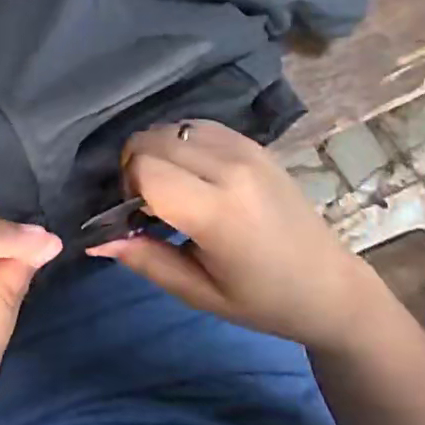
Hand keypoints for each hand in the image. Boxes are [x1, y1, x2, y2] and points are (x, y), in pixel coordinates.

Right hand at [89, 120, 377, 351]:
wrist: (330, 285)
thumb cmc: (262, 300)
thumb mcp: (199, 293)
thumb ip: (144, 259)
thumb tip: (94, 238)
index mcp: (218, 211)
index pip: (145, 169)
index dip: (129, 188)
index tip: (139, 215)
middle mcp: (230, 167)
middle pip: (151, 139)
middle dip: (136, 166)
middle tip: (150, 203)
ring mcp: (244, 148)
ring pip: (171, 126)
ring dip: (158, 150)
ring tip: (173, 186)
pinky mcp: (253, 141)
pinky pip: (196, 124)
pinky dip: (181, 142)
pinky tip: (194, 172)